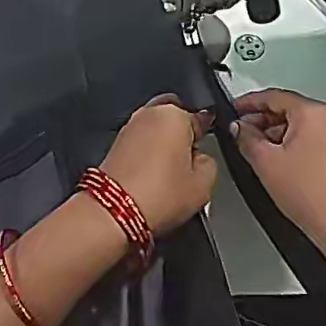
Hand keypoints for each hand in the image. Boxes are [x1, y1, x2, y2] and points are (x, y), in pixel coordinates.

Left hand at [99, 96, 216, 234]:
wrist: (115, 211)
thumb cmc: (156, 195)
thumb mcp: (203, 185)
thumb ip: (209, 163)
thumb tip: (202, 159)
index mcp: (174, 115)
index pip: (200, 117)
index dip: (206, 133)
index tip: (207, 144)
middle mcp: (149, 114)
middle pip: (174, 117)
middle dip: (182, 132)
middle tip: (189, 159)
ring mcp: (129, 128)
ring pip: (154, 129)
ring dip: (163, 142)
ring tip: (170, 172)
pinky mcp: (115, 144)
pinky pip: (139, 142)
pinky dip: (147, 153)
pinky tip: (153, 175)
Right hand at [232, 88, 325, 248]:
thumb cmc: (317, 196)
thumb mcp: (265, 162)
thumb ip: (246, 138)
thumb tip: (239, 129)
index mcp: (314, 113)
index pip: (273, 96)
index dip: (248, 102)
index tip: (235, 109)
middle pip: (287, 109)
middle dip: (261, 120)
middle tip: (241, 132)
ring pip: (299, 127)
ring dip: (275, 136)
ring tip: (256, 153)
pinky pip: (311, 141)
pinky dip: (291, 148)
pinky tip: (277, 166)